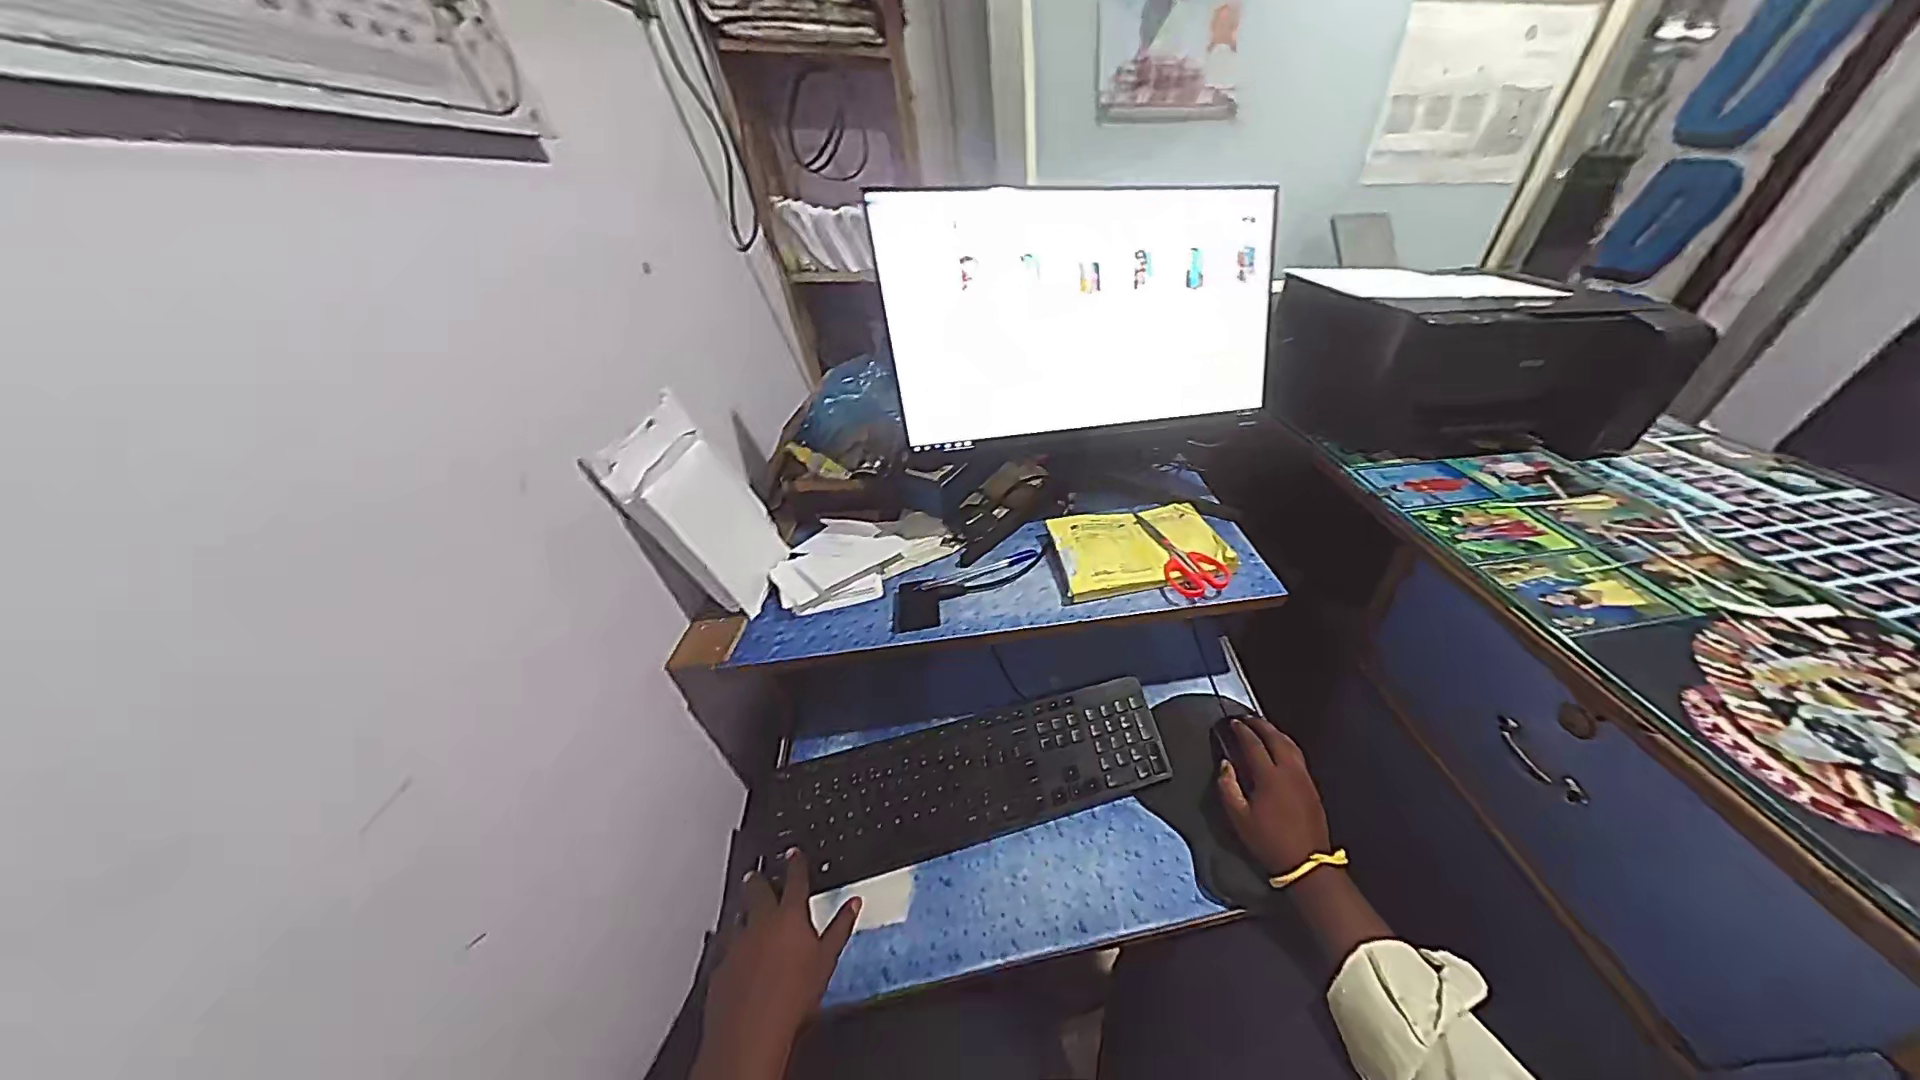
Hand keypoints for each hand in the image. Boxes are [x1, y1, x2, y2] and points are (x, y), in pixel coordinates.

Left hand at [691, 851, 859, 1079]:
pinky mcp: (720, 965)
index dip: (795, 863)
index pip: (795, 880)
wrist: (750, 1031)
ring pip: (739, 916)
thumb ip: (841, 926)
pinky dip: (731, 943)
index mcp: (790, 916)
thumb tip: (853, 903)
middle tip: (758, 874)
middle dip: (759, 879)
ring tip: (746, 908)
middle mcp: (761, 922)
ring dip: (744, 910)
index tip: (794, 854)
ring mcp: (737, 942)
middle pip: (758, 891)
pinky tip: (734, 950)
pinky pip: (725, 945)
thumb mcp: (827, 959)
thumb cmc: (792, 997)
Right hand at [1215, 716, 1332, 875]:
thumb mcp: (1238, 816)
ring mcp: (1304, 778)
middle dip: (1260, 724)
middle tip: (1247, 718)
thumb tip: (1225, 765)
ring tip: (1264, 727)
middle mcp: (1289, 771)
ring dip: (1275, 732)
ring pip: (1291, 745)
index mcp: (1269, 777)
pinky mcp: (1312, 787)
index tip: (1233, 723)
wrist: (1306, 863)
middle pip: (1275, 738)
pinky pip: (1298, 756)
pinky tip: (1281, 747)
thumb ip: (1228, 786)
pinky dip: (1287, 744)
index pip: (1253, 744)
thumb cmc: (1268, 840)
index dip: (1242, 730)